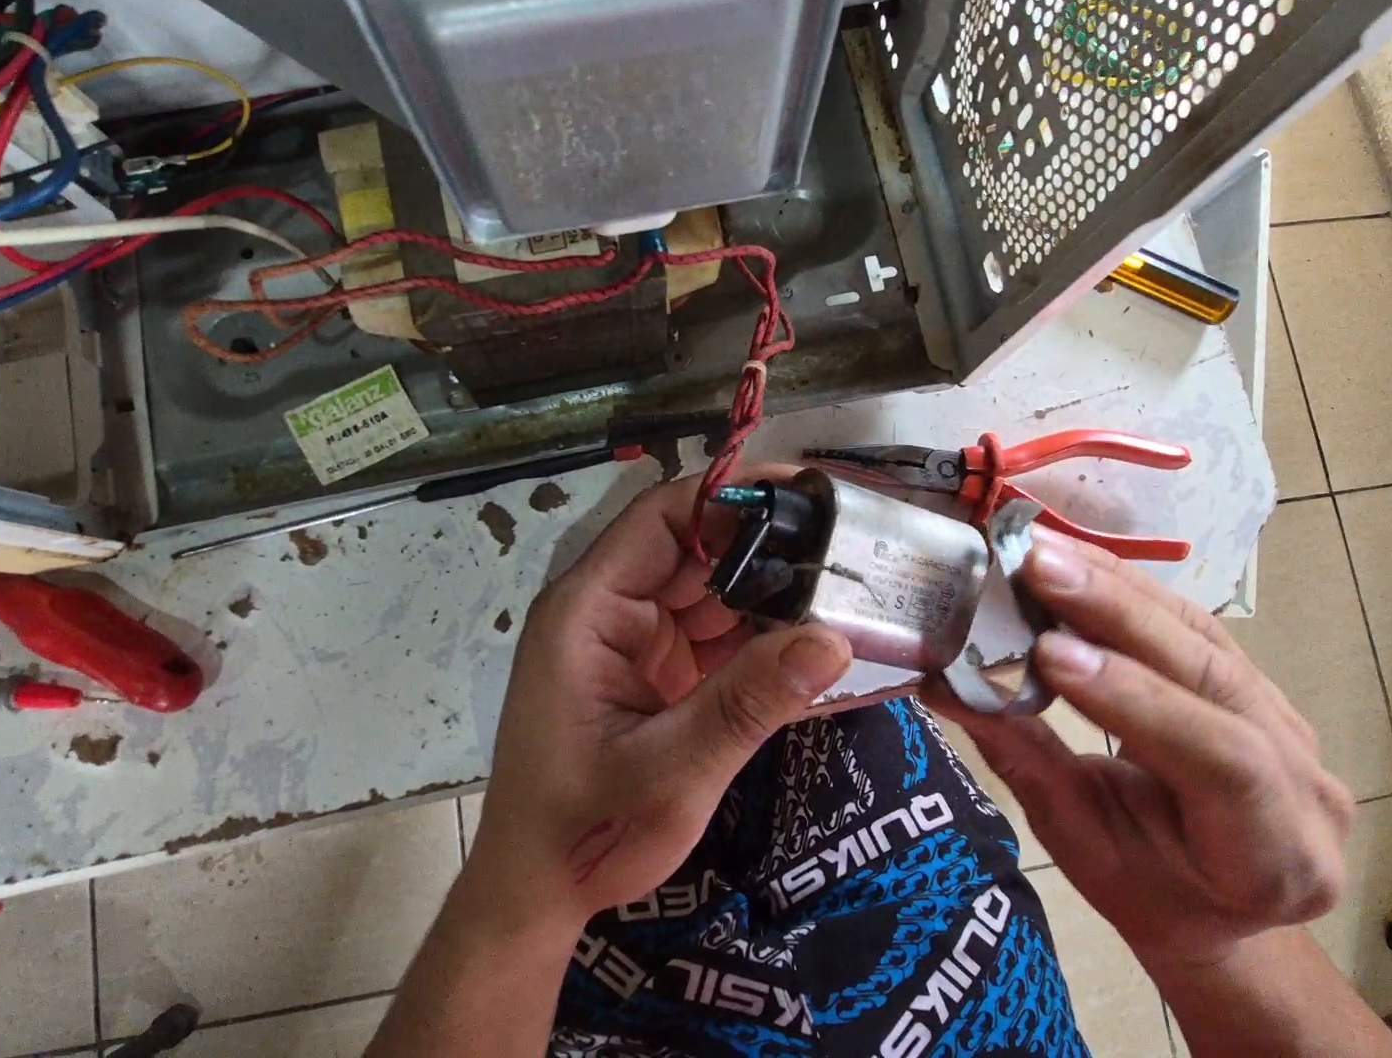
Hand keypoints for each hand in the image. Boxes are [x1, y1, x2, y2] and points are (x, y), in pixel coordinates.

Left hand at [467, 472, 853, 930]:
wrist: (539, 894)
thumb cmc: (584, 833)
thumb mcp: (673, 771)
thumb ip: (749, 703)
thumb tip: (836, 642)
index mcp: (590, 610)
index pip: (661, 520)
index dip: (731, 497)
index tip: (808, 496)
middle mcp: (610, 612)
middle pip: (695, 552)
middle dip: (768, 550)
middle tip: (852, 553)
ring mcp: (633, 643)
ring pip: (711, 593)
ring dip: (772, 596)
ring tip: (852, 595)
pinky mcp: (654, 674)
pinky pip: (713, 637)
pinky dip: (759, 641)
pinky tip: (816, 647)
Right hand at [928, 529, 1352, 967]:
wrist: (1215, 903)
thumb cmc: (1145, 890)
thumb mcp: (1079, 843)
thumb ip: (1025, 759)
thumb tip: (945, 684)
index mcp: (1273, 852)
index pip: (1220, 760)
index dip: (1135, 698)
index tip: (1048, 652)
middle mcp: (1304, 778)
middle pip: (1215, 675)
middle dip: (1117, 613)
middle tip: (1036, 565)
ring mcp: (1287, 721)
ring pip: (1204, 635)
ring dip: (1116, 585)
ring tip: (1043, 551)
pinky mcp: (1255, 685)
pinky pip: (1194, 626)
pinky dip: (1128, 589)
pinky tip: (1075, 561)